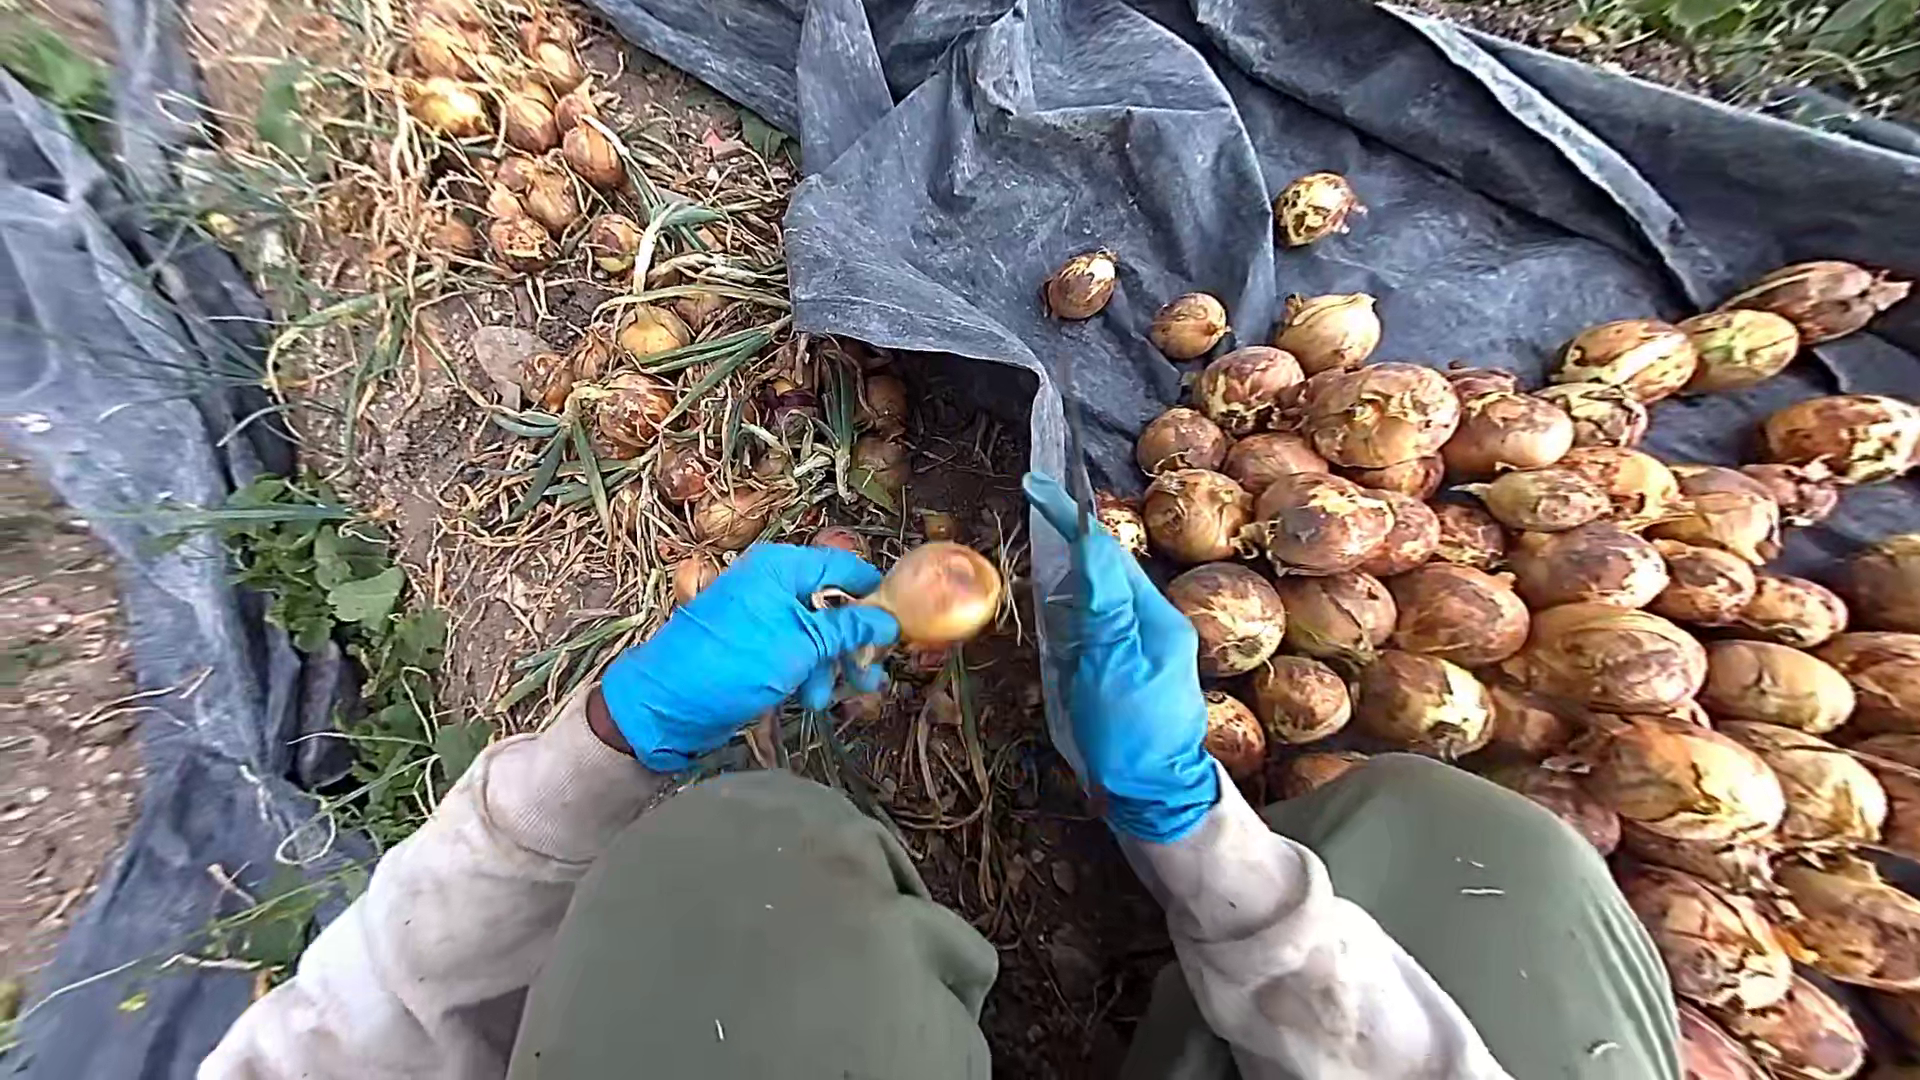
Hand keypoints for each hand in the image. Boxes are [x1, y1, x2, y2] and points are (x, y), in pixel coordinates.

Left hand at [599, 543, 898, 770]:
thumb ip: (848, 629)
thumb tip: (888, 620)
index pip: (840, 566)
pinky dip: (808, 672)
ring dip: (833, 663)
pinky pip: (794, 651)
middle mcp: (772, 585)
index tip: (897, 616)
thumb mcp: (801, 644)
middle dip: (854, 639)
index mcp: (780, 568)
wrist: (662, 707)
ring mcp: (761, 616)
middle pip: (830, 604)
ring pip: (815, 633)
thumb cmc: (734, 662)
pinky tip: (811, 700)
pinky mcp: (753, 646)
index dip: (871, 590)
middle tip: (874, 667)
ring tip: (848, 693)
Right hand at [1024, 473, 1218, 841]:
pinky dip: (1070, 615)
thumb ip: (1101, 608)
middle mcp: (1150, 620)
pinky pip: (1094, 623)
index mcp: (1151, 617)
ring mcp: (1139, 640)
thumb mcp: (1111, 670)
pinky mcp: (1125, 658)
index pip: (1106, 553)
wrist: (1151, 794)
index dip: (1070, 518)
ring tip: (1046, 594)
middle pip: (1102, 567)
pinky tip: (1060, 628)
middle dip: (1067, 544)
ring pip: (1095, 594)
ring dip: (1066, 583)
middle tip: (1036, 524)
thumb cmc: (1130, 735)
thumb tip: (1089, 546)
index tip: (1037, 486)